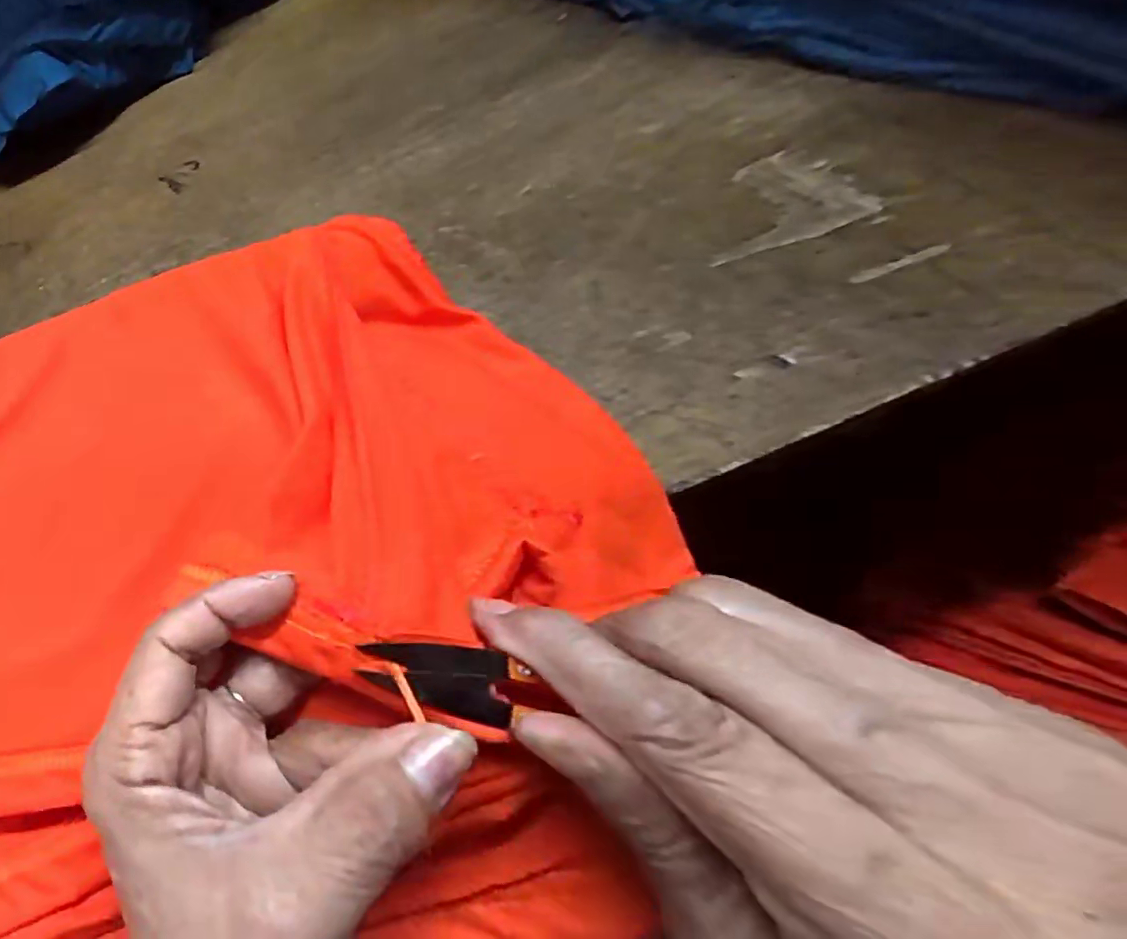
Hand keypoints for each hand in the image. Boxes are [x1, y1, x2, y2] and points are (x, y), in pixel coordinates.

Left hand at [84, 572, 477, 938]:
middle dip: (303, 649)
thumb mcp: (286, 896)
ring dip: (351, 704)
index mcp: (137, 755)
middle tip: (368, 637)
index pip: (171, 646)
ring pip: (288, 709)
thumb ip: (367, 819)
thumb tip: (449, 741)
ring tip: (416, 697)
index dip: (223, 604)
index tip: (287, 585)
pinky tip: (417, 755)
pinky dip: (368, 755)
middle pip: (235, 666)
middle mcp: (175, 747)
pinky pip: (320, 757)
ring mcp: (224, 770)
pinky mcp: (267, 800)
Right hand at [474, 576, 1126, 937]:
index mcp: (889, 898)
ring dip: (658, 621)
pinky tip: (727, 674)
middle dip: (605, 631)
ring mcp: (1001, 735)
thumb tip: (543, 725)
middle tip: (559, 657)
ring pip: (756, 612)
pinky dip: (736, 632)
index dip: (572, 660)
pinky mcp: (1017, 705)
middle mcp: (951, 790)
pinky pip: (822, 624)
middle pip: (709, 643)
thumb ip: (655, 834)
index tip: (492, 616)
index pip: (682, 727)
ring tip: (631, 660)